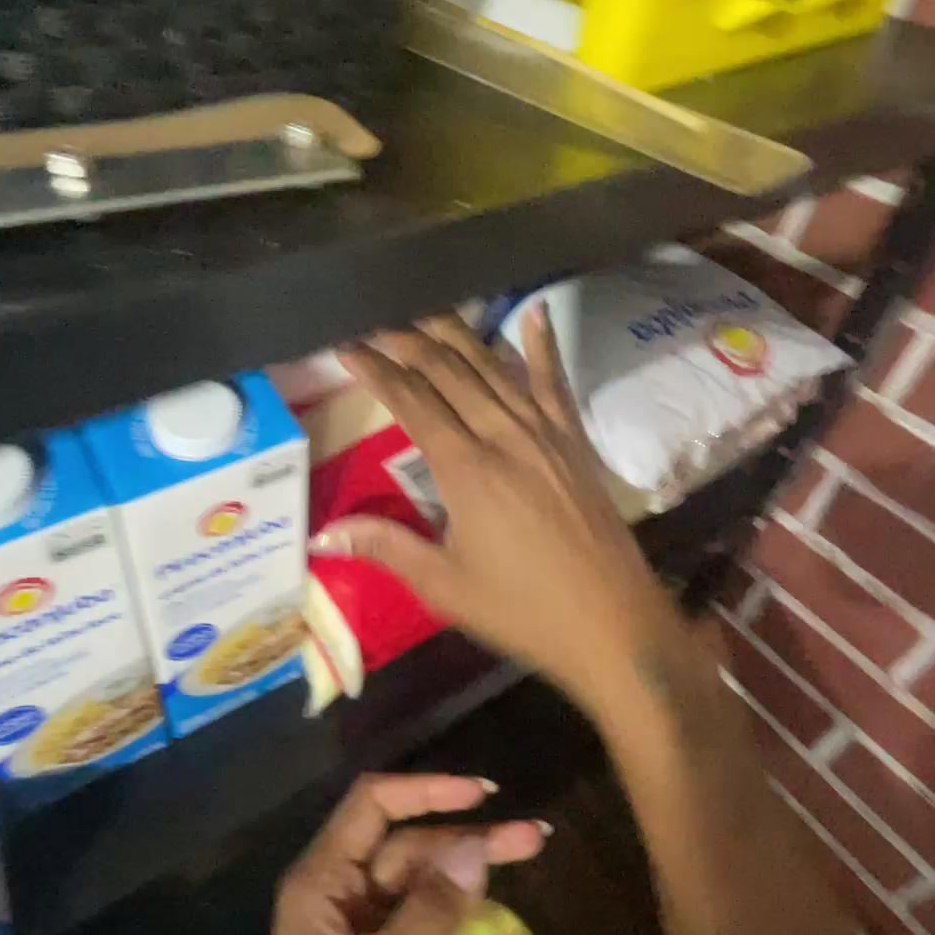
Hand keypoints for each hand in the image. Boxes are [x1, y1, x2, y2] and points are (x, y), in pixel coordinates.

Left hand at [270, 774, 548, 934]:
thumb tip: (472, 845)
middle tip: (534, 835)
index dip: (427, 789)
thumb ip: (428, 912)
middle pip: (405, 843)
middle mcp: (337, 892)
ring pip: (417, 880)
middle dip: (467, 833)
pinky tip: (490, 906)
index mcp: (322, 880)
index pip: (374, 805)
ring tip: (527, 853)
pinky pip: (417, 919)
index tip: (484, 794)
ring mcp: (355, 928)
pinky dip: (453, 908)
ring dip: (468, 867)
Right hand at [316, 309, 701, 706]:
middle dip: (407, 340)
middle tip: (376, 321)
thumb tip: (322, 534)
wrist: (612, 624)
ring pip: (493, 366)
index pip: (411, 400)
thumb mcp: (443, 584)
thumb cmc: (521, 609)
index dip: (376, 369)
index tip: (348, 346)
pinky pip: (555, 382)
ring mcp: (544, 432)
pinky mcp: (573, 441)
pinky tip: (536, 311)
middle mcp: (503, 434)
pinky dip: (543, 345)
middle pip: (448, 369)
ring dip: (456, 334)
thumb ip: (385, 546)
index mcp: (465, 467)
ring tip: (425, 309)